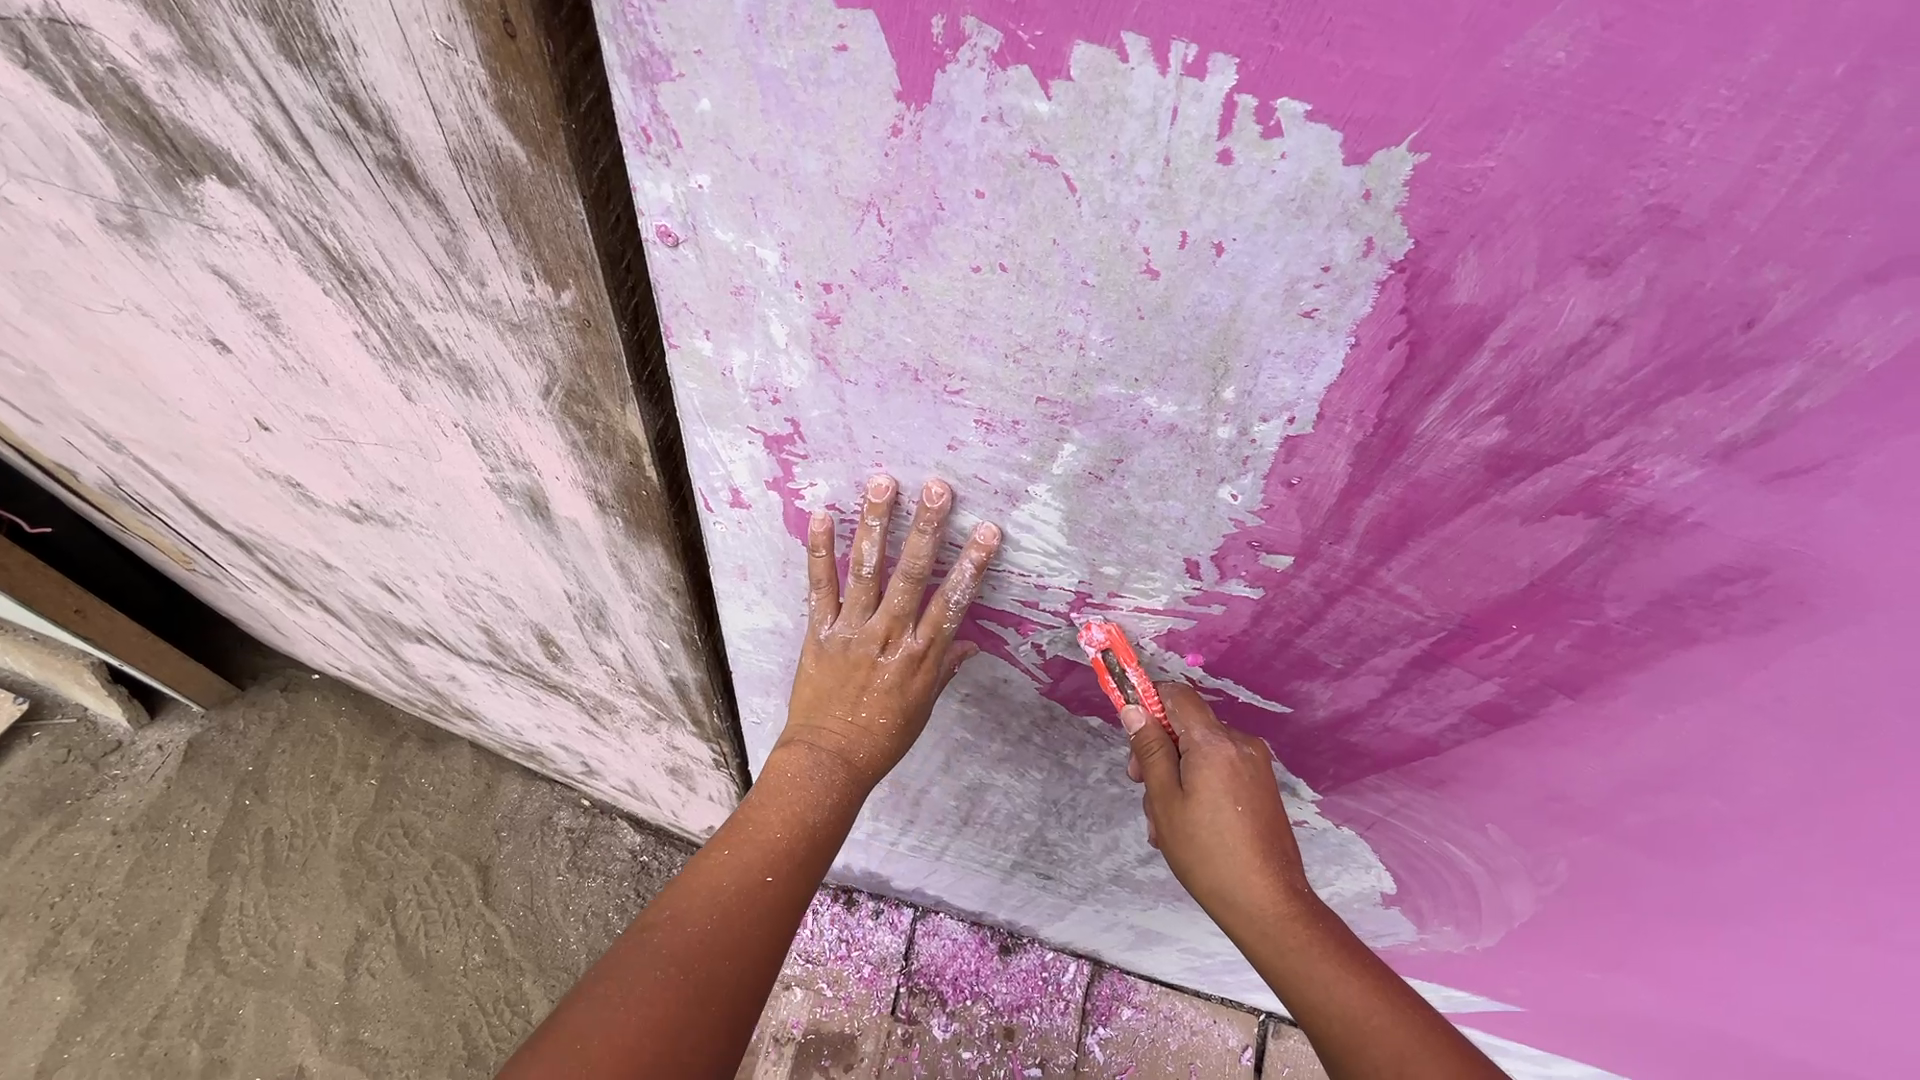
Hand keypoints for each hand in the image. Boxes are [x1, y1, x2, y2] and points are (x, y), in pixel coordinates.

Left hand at [777, 475, 1001, 792]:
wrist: (829, 760)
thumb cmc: (883, 737)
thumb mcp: (924, 706)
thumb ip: (945, 669)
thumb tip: (970, 644)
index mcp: (921, 655)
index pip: (953, 602)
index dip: (972, 564)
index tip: (987, 530)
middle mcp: (889, 635)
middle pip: (913, 575)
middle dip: (927, 528)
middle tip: (937, 488)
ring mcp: (852, 630)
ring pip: (867, 569)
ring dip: (876, 524)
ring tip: (882, 484)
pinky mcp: (819, 632)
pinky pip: (819, 586)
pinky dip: (819, 551)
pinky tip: (821, 516)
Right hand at [1123, 683, 1316, 927]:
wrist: (1268, 905)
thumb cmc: (1206, 854)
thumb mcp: (1165, 800)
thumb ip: (1149, 750)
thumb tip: (1135, 709)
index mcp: (1215, 742)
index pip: (1177, 694)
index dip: (1149, 702)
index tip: (1132, 734)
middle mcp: (1240, 743)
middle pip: (1188, 726)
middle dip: (1160, 750)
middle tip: (1143, 789)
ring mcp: (1256, 764)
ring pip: (1201, 752)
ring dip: (1177, 776)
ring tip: (1166, 823)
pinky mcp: (1263, 785)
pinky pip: (1221, 770)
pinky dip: (1200, 786)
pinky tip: (1190, 825)